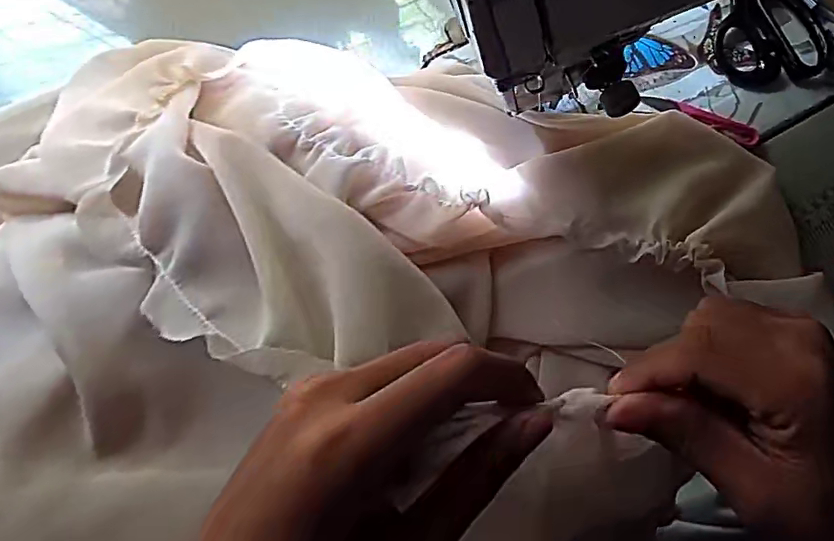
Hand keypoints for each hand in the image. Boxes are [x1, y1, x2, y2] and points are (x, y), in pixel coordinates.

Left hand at [201, 341, 552, 540]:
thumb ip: (476, 480)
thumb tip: (536, 420)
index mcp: (346, 442)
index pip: (452, 368)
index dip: (506, 375)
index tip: (534, 404)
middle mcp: (324, 394)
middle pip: (433, 352)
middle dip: (480, 376)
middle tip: (508, 418)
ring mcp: (305, 389)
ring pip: (408, 357)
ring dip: (447, 382)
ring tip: (461, 434)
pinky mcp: (298, 394)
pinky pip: (377, 372)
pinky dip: (412, 390)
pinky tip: (410, 441)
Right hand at [604, 296, 833, 540]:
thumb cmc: (827, 518)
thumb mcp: (755, 491)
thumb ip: (689, 435)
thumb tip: (620, 407)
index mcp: (792, 373)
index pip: (702, 347)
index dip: (650, 370)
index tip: (611, 401)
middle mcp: (797, 332)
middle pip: (708, 321)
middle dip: (669, 361)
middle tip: (649, 411)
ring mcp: (802, 326)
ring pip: (719, 314)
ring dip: (689, 353)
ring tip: (683, 406)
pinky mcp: (801, 331)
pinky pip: (739, 321)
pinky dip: (713, 348)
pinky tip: (714, 391)